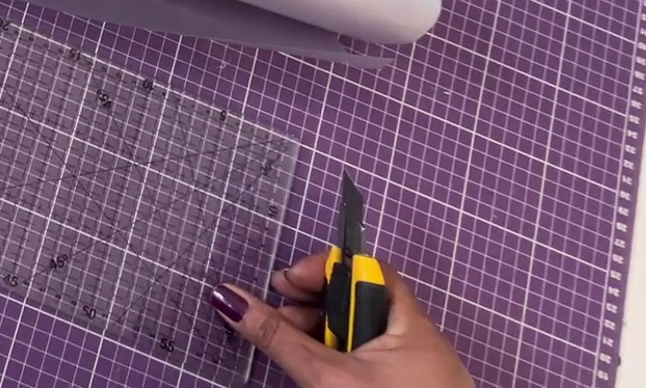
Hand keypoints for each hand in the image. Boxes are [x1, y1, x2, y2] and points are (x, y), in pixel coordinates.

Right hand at [207, 251, 472, 387]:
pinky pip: (371, 358)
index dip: (324, 268)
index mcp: (413, 329)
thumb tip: (224, 294)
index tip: (287, 286)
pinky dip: (340, 356)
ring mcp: (420, 373)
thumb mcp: (325, 377)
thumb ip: (276, 335)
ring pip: (362, 332)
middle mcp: (421, 344)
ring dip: (320, 332)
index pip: (368, 270)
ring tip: (295, 351)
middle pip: (359, 300)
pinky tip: (320, 373)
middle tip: (281, 318)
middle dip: (312, 303)